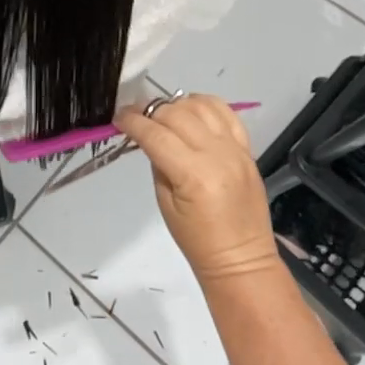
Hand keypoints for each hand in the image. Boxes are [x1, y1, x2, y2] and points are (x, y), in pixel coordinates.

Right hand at [116, 95, 278, 283]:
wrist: (242, 259)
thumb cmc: (196, 239)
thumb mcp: (164, 202)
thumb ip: (158, 162)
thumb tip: (148, 135)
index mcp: (193, 175)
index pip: (155, 135)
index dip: (132, 122)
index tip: (118, 119)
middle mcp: (217, 155)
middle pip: (176, 114)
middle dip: (150, 112)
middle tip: (136, 119)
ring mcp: (236, 150)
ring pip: (201, 106)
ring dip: (177, 105)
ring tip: (164, 116)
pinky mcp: (247, 150)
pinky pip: (227, 113)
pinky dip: (206, 105)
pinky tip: (192, 111)